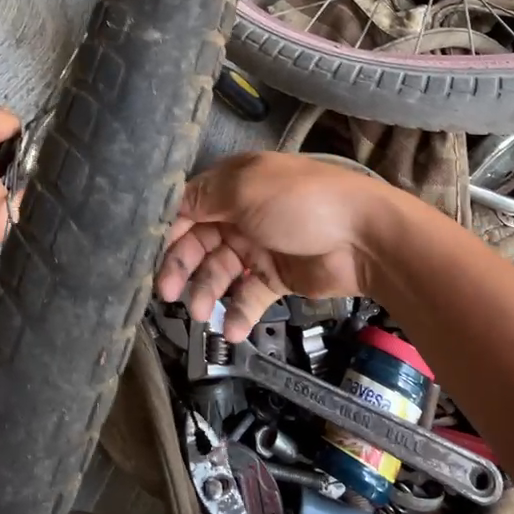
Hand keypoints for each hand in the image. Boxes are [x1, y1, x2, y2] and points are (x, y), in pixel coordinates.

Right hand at [156, 151, 395, 340]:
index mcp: (233, 184)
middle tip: (167, 293)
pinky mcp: (277, 277)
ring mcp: (259, 246)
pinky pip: (249, 295)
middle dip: (181, 266)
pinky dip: (237, 312)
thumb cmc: (300, 202)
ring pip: (220, 271)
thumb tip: (171, 204)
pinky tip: (231, 329)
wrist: (364, 237)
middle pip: (199, 241)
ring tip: (200, 314)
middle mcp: (241, 213)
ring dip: (206, 292)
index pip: (188, 206)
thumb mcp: (245, 189)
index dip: (168, 229)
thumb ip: (204, 198)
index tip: (149, 254)